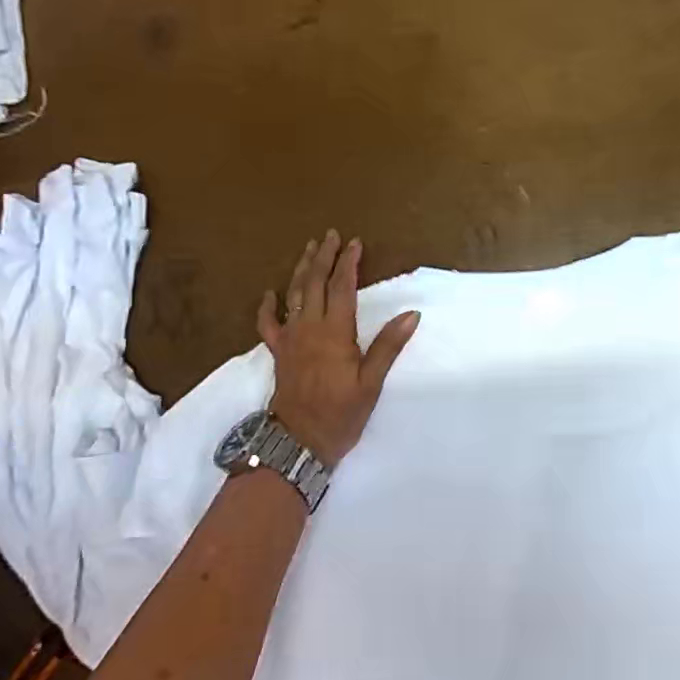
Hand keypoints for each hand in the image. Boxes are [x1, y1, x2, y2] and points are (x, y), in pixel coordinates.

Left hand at [257, 230, 420, 464]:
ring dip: (301, 270)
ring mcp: (290, 340)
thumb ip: (388, 346)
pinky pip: (268, 324)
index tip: (355, 242)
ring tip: (309, 249)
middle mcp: (309, 329)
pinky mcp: (278, 353)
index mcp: (334, 333)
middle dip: (324, 257)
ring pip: (293, 296)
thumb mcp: (370, 383)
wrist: (297, 444)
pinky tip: (270, 293)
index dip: (348, 263)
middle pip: (314, 284)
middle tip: (331, 235)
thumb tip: (411, 314)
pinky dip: (267, 306)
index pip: (342, 288)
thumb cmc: (339, 414)